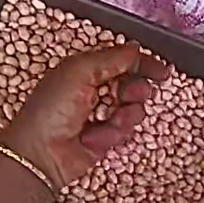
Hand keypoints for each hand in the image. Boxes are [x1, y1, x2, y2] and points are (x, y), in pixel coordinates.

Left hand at [1, 44, 169, 189]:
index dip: (143, 64)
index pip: (122, 60)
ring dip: (125, 114)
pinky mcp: (106, 137)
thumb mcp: (79, 72)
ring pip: (134, 109)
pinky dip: (114, 133)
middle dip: (136, 90)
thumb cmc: (51, 109)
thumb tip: (136, 49)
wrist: (41, 153)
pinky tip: (96, 137)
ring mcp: (102, 114)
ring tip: (109, 120)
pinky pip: (126, 130)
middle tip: (130, 96)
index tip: (162, 71)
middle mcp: (95, 89)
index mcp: (86, 69)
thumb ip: (111, 58)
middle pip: (133, 84)